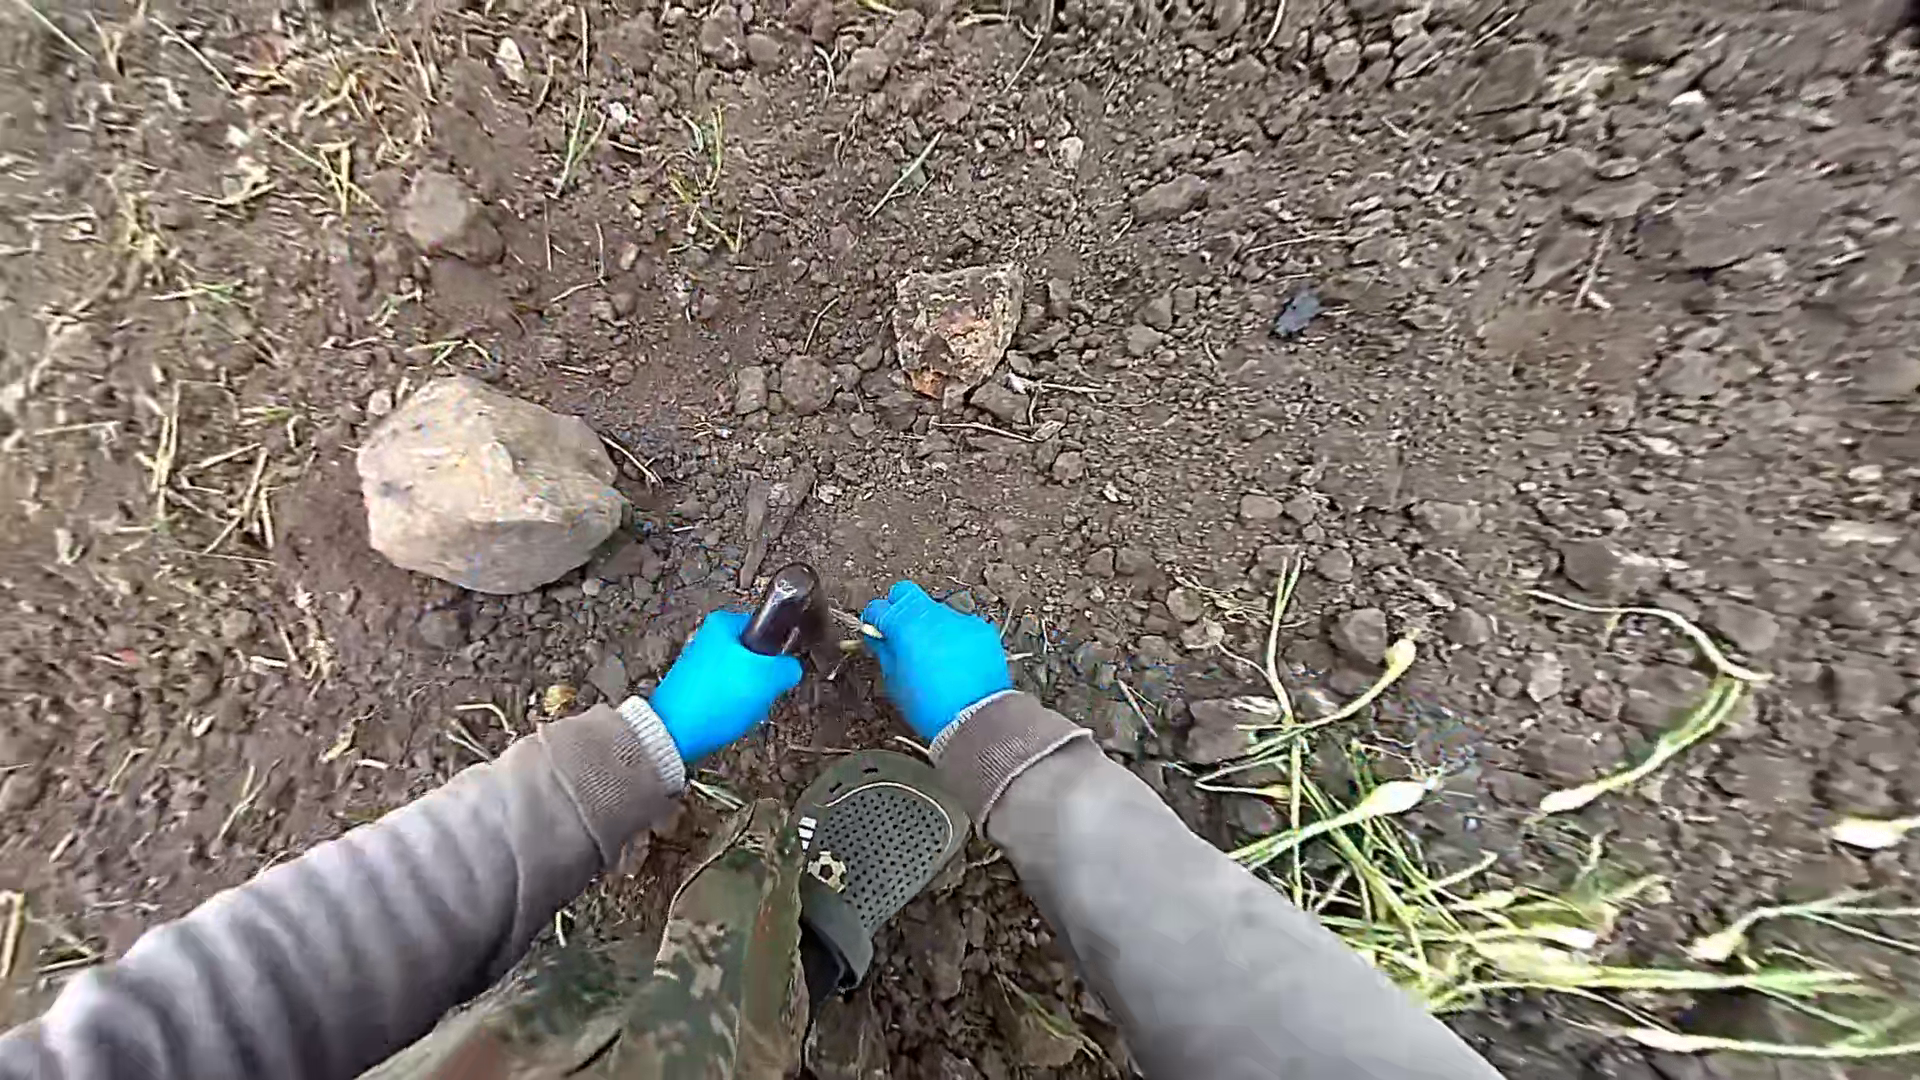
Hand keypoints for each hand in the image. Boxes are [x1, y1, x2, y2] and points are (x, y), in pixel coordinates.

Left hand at [649, 610, 802, 761]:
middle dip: (764, 675)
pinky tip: (730, 715)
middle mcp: (708, 638)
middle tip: (763, 688)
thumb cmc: (715, 699)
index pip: (767, 627)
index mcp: (724, 623)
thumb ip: (789, 667)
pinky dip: (733, 704)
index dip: (779, 649)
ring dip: (750, 692)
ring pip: (744, 675)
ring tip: (744, 705)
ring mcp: (700, 663)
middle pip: (756, 654)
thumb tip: (791, 669)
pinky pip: (727, 692)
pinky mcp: (695, 687)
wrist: (674, 734)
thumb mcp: (769, 677)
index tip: (780, 666)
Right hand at [861, 581, 1012, 740]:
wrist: (976, 717)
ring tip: (931, 654)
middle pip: (907, 593)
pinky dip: (953, 635)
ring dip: (928, 624)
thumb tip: (878, 637)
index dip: (874, 619)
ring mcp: (959, 619)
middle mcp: (933, 614)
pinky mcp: (980, 629)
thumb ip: (884, 651)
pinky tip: (954, 659)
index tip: (875, 630)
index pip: (879, 607)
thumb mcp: (895, 681)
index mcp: (906, 625)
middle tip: (899, 632)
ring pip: (935, 609)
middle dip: (898, 607)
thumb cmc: (932, 706)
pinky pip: (960, 624)